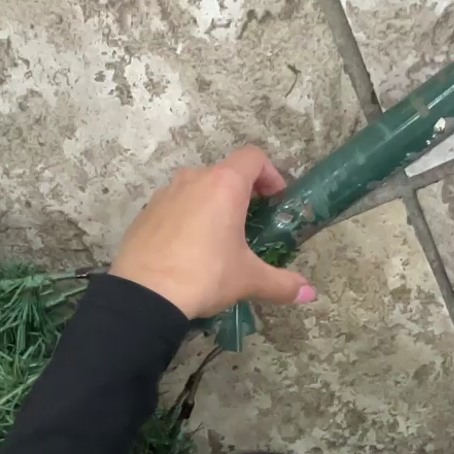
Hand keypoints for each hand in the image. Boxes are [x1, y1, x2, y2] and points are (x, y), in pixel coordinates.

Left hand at [109, 146, 316, 318]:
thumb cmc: (204, 276)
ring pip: (196, 189)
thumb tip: (309, 294)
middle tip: (251, 222)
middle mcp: (192, 180)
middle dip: (242, 192)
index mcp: (223, 185)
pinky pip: (173, 207)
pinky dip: (186, 218)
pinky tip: (187, 250)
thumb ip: (281, 283)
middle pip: (224, 173)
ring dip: (212, 204)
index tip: (276, 199)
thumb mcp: (248, 279)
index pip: (253, 158)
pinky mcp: (144, 214)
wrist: (144, 295)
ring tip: (218, 238)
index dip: (270, 174)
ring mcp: (164, 195)